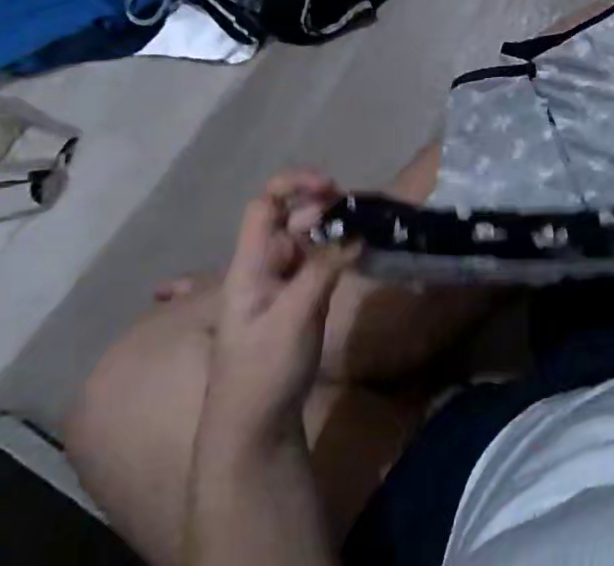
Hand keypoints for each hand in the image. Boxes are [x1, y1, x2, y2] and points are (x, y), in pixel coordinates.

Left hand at [199, 170, 359, 456]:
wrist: (256, 426)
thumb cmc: (264, 370)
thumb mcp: (294, 317)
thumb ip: (323, 270)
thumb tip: (357, 231)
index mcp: (249, 265)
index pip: (263, 206)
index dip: (293, 186)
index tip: (330, 187)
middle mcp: (265, 265)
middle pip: (289, 216)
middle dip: (321, 206)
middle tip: (356, 215)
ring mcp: (284, 281)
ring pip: (308, 237)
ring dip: (334, 226)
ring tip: (364, 228)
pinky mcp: (302, 297)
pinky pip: (320, 259)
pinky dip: (339, 248)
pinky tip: (360, 249)